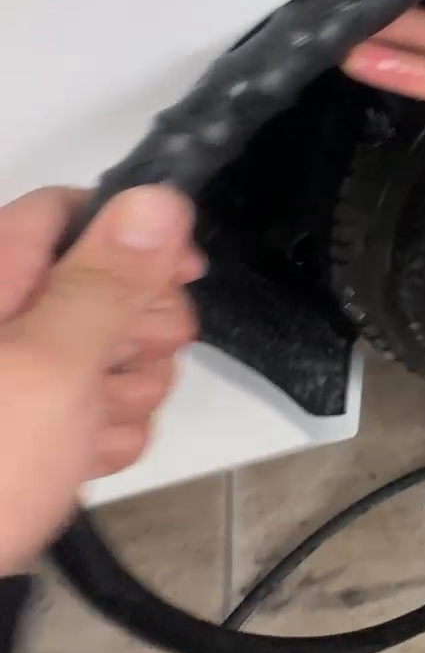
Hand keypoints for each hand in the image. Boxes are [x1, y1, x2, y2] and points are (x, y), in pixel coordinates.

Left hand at [0, 186, 202, 574]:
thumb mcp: (49, 368)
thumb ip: (108, 281)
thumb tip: (155, 199)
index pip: (72, 217)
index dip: (140, 238)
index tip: (179, 280)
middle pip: (112, 286)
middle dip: (143, 331)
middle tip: (120, 367)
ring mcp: (14, 375)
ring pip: (119, 350)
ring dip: (130, 390)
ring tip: (86, 429)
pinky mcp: (31, 419)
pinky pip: (104, 400)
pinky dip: (109, 428)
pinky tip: (78, 453)